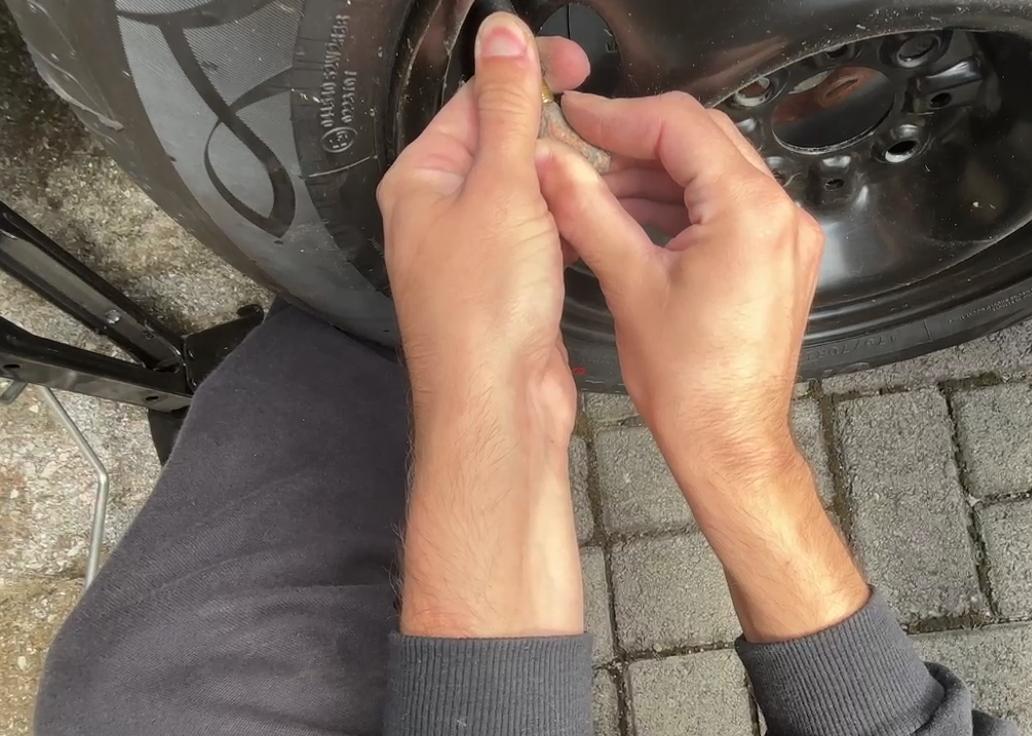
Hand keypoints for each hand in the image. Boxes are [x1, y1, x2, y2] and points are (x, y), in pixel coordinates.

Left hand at [378, 15, 590, 431]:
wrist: (499, 402)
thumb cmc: (484, 310)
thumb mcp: (502, 190)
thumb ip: (508, 111)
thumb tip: (503, 37)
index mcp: (423, 180)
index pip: (476, 102)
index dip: (528, 75)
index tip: (576, 64)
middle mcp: (444, 217)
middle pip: (503, 149)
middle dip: (553, 133)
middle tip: (601, 127)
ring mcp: (478, 258)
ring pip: (527, 199)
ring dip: (565, 184)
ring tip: (608, 176)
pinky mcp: (510, 291)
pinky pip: (540, 242)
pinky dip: (568, 227)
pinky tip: (594, 224)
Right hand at [536, 93, 864, 641]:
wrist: (731, 443)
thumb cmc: (694, 388)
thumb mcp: (631, 286)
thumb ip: (590, 211)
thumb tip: (556, 164)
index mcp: (750, 213)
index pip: (680, 126)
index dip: (619, 117)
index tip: (579, 121)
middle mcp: (782, 218)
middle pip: (703, 143)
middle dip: (638, 145)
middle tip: (585, 156)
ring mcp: (788, 242)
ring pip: (717, 177)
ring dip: (660, 179)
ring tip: (602, 196)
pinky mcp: (782, 266)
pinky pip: (732, 213)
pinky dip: (686, 210)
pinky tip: (641, 223)